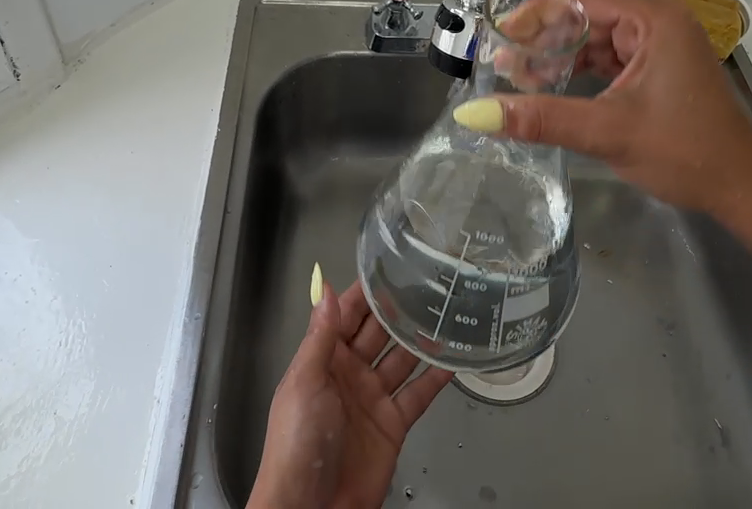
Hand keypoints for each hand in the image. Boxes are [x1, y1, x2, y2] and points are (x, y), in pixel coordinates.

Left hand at [249, 281, 453, 508]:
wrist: (311, 507)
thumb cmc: (297, 440)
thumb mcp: (304, 381)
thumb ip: (321, 336)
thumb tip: (327, 288)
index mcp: (324, 358)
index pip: (345, 314)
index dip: (365, 292)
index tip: (388, 265)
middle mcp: (350, 372)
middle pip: (377, 332)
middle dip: (397, 308)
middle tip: (426, 282)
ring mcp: (373, 398)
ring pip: (401, 359)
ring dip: (419, 338)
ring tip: (446, 313)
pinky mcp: (393, 424)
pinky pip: (418, 395)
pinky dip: (435, 378)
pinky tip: (453, 359)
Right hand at [455, 0, 751, 215]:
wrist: (743, 188)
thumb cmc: (685, 152)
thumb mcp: (607, 132)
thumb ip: (541, 118)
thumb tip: (475, 114)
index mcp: (654, 20)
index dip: (534, 13)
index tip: (500, 37)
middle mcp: (657, 21)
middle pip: (584, 13)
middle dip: (542, 36)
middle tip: (503, 61)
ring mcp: (659, 44)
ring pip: (593, 35)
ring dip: (556, 54)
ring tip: (518, 76)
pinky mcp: (656, 67)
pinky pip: (607, 55)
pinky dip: (577, 68)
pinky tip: (549, 86)